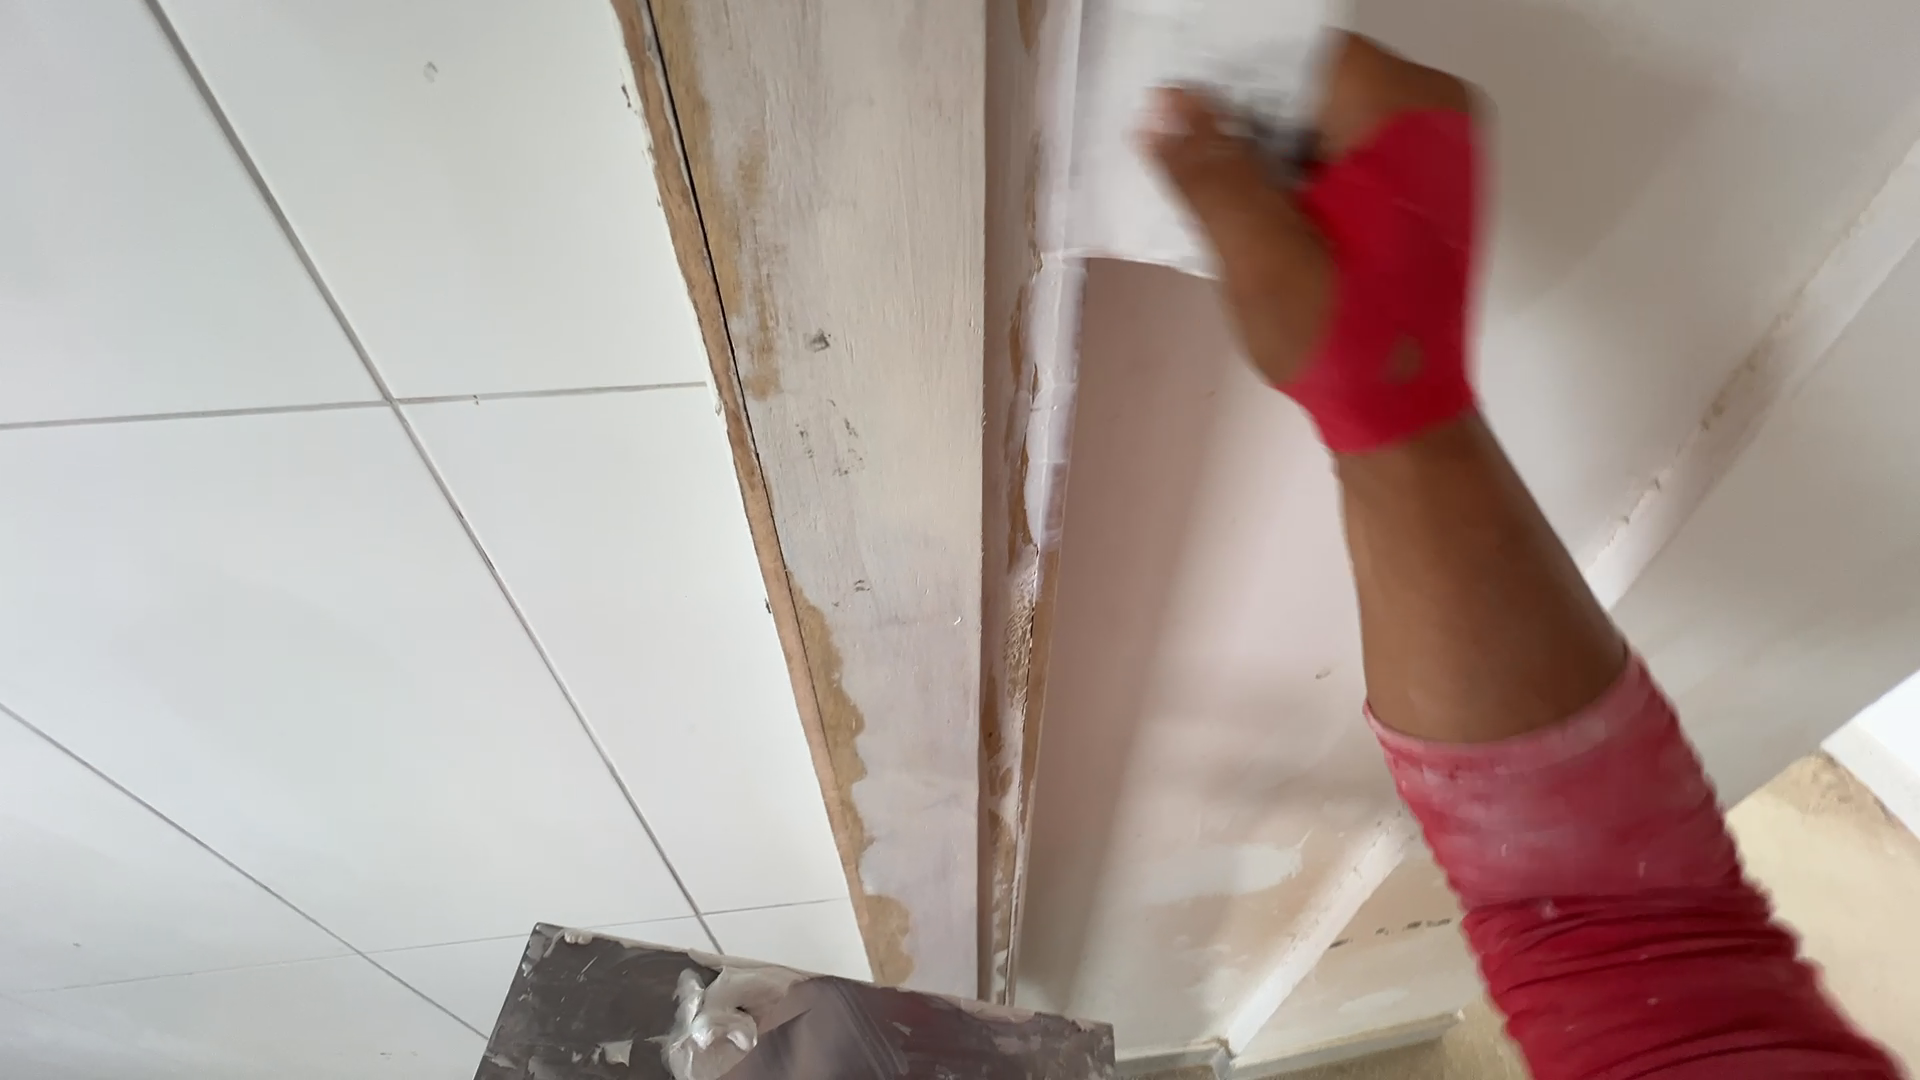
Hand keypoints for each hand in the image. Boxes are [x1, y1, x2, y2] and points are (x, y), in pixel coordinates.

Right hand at [1142, 34, 1479, 399]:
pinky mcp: (1407, 199)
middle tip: (1169, 142)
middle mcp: (1430, 120)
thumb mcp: (1260, 254)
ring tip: (1194, 179)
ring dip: (1253, 153)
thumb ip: (1212, 175)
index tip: (1166, 98)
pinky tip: (1240, 212)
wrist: (1396, 413)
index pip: (1304, 56)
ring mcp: (1423, 161)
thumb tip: (1163, 107)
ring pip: (1317, 127)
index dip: (1228, 71)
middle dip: (1236, 116)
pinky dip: (1281, 180)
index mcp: (1408, 115)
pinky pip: (1331, 164)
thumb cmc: (1336, 338)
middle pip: (1311, 88)